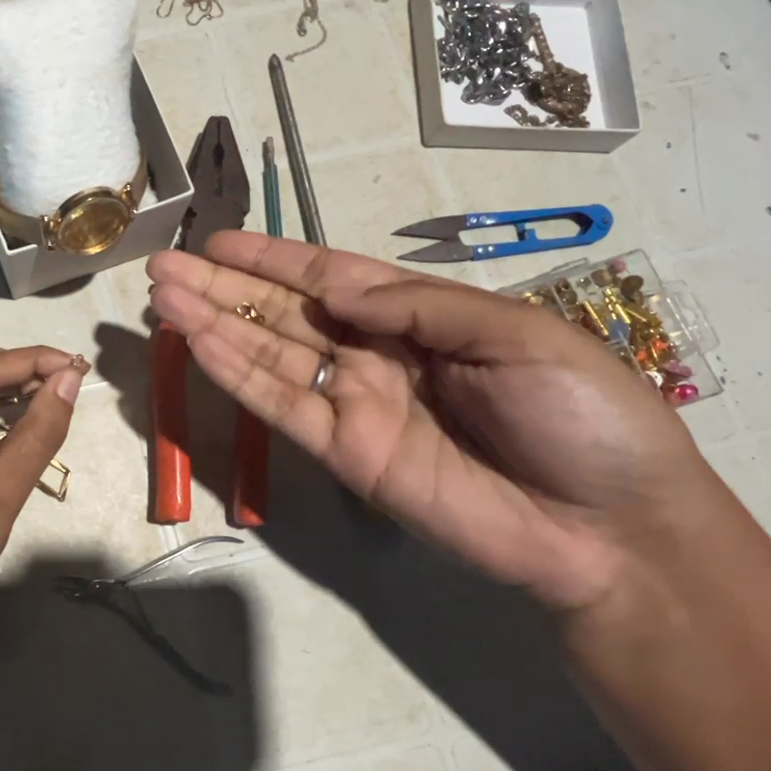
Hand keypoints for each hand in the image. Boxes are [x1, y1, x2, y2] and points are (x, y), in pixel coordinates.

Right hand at [147, 232, 728, 611]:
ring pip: (268, 355)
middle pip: (284, 313)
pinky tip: (197, 344)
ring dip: (214, 325)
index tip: (218, 240)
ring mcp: (353, 405)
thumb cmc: (581, 416)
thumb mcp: (518, 334)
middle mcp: (375, 355)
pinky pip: (280, 406)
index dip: (273, 258)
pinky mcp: (341, 454)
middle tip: (164, 266)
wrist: (608, 530)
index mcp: (420, 318)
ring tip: (161, 297)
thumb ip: (422, 305)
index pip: (330, 277)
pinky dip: (235, 375)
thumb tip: (333, 285)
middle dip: (224, 288)